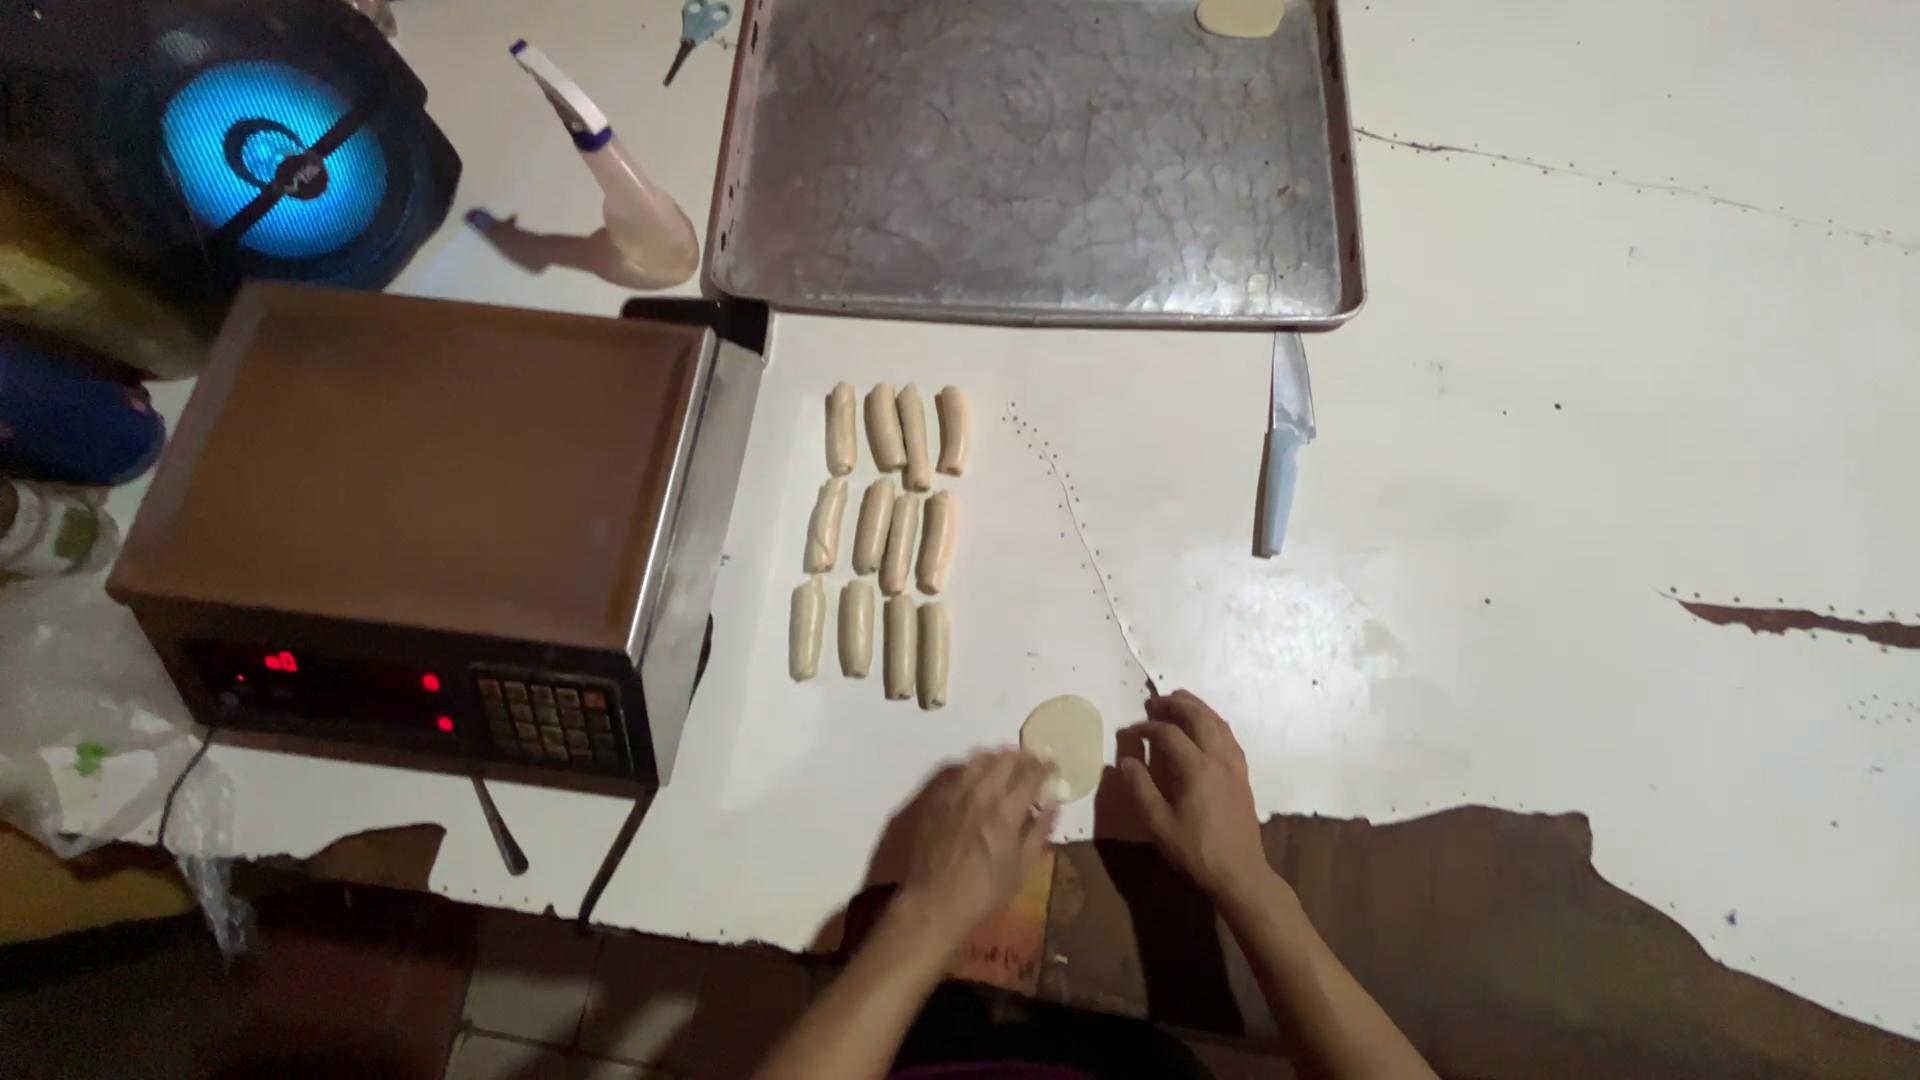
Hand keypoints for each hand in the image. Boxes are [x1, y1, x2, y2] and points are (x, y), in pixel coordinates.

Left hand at [897, 749, 1056, 940]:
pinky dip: (973, 768)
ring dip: (997, 757)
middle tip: (1032, 763)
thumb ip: (1038, 833)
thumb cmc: (982, 891)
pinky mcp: (936, 798)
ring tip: (1005, 765)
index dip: (1044, 766)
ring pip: (979, 759)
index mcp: (1005, 812)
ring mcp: (955, 793)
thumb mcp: (1020, 869)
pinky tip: (977, 778)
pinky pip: (957, 771)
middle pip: (1005, 759)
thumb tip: (1053, 807)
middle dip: (1023, 757)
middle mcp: (980, 793)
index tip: (1051, 766)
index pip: (1030, 775)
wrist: (933, 901)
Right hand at [1121, 690, 1272, 901]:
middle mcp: (1219, 759)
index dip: (1147, 728)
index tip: (1131, 732)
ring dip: (1198, 708)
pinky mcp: (1242, 775)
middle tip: (1155, 702)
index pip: (1169, 734)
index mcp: (1197, 768)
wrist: (1240, 874)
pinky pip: (1229, 736)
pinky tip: (1205, 728)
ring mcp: (1235, 765)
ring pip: (1218, 722)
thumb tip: (1126, 761)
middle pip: (1199, 716)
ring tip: (1179, 702)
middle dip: (1176, 704)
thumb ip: (1141, 788)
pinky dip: (1214, 723)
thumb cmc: (1196, 850)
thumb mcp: (1159, 823)